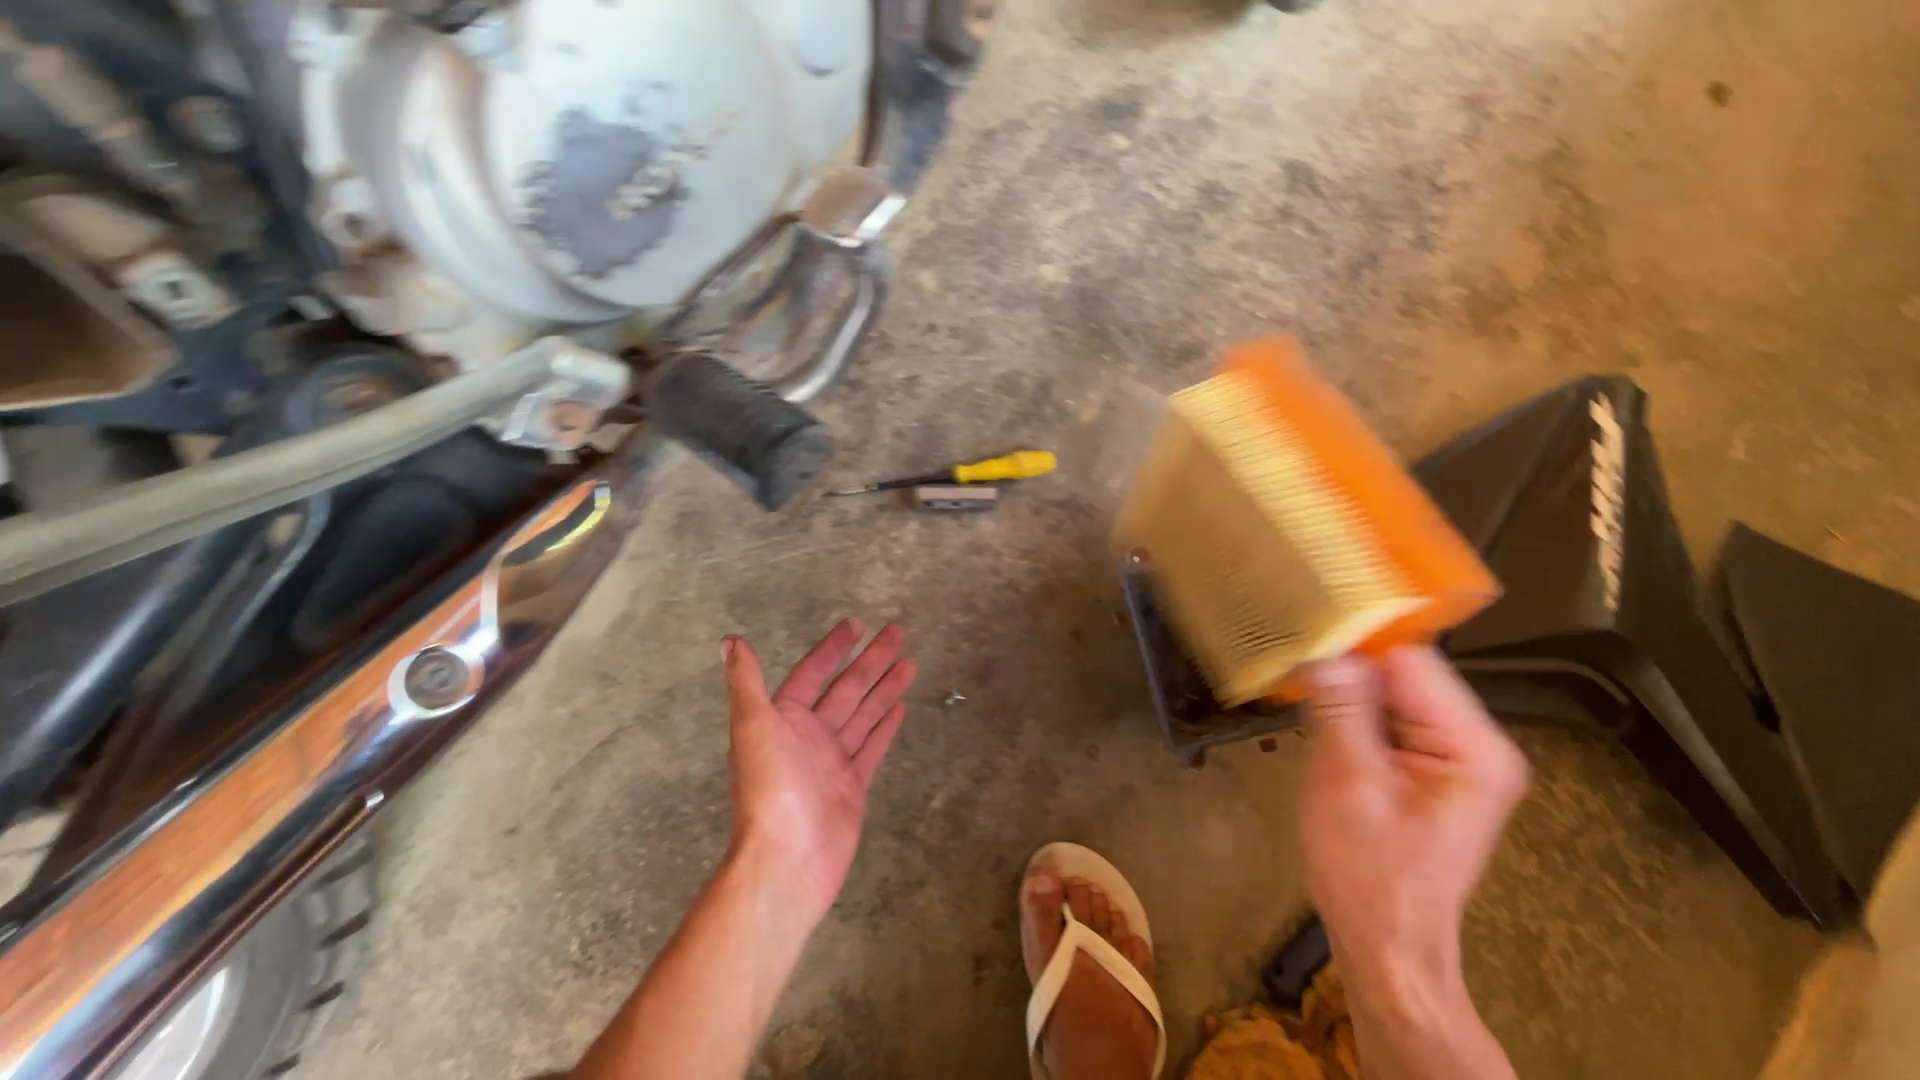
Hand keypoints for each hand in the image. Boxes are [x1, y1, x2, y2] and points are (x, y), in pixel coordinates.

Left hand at [722, 620, 917, 923]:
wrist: (787, 860)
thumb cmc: (769, 789)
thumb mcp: (753, 727)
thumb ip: (746, 682)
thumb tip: (729, 640)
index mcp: (782, 718)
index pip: (813, 673)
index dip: (833, 649)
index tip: (856, 624)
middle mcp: (807, 736)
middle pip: (846, 689)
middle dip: (872, 661)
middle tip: (899, 633)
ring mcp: (831, 762)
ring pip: (864, 714)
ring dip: (885, 688)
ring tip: (911, 662)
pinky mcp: (852, 787)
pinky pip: (872, 747)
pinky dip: (885, 727)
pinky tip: (900, 707)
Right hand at [1299, 648, 1527, 1031]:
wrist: (1386, 944)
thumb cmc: (1368, 874)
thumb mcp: (1347, 785)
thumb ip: (1342, 712)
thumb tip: (1328, 652)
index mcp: (1474, 749)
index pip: (1415, 664)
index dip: (1359, 646)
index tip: (1308, 632)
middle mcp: (1479, 746)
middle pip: (1409, 678)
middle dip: (1352, 673)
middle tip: (1298, 667)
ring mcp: (1460, 760)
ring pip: (1396, 697)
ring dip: (1351, 697)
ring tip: (1307, 698)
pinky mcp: (1435, 772)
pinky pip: (1393, 722)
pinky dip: (1356, 719)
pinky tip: (1326, 727)